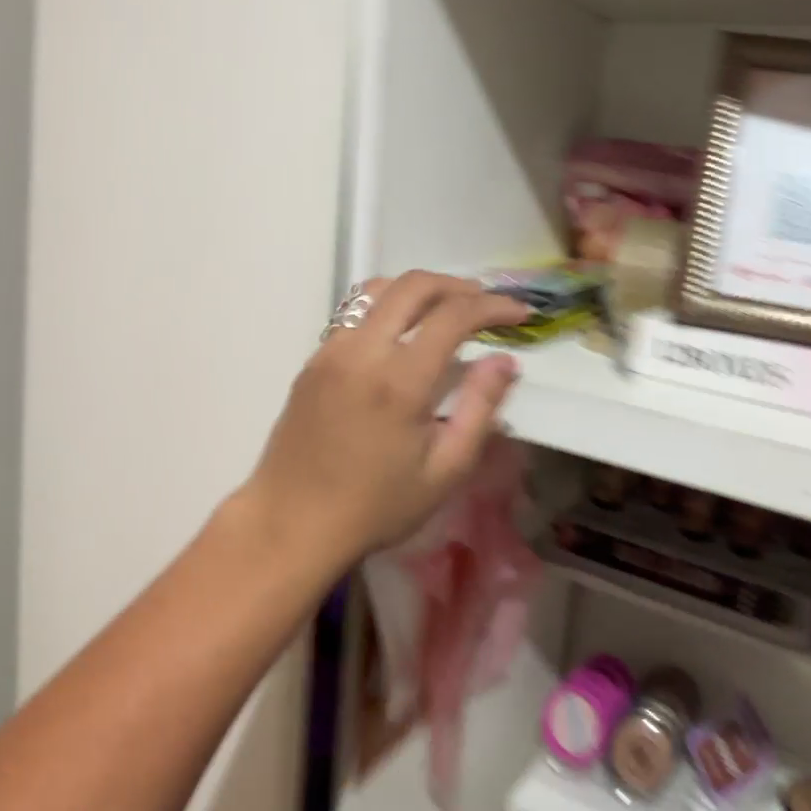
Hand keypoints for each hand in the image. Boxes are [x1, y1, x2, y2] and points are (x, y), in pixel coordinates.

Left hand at [237, 272, 528, 567]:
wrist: (291, 526)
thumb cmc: (376, 506)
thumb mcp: (445, 470)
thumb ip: (480, 408)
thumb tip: (506, 361)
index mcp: (400, 381)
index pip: (454, 315)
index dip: (493, 306)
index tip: (520, 313)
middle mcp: (362, 352)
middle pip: (414, 284)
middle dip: (458, 285)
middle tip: (486, 303)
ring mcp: (331, 351)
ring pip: (379, 289)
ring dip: (420, 289)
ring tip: (447, 310)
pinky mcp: (313, 361)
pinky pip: (354, 312)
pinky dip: (389, 307)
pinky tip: (404, 335)